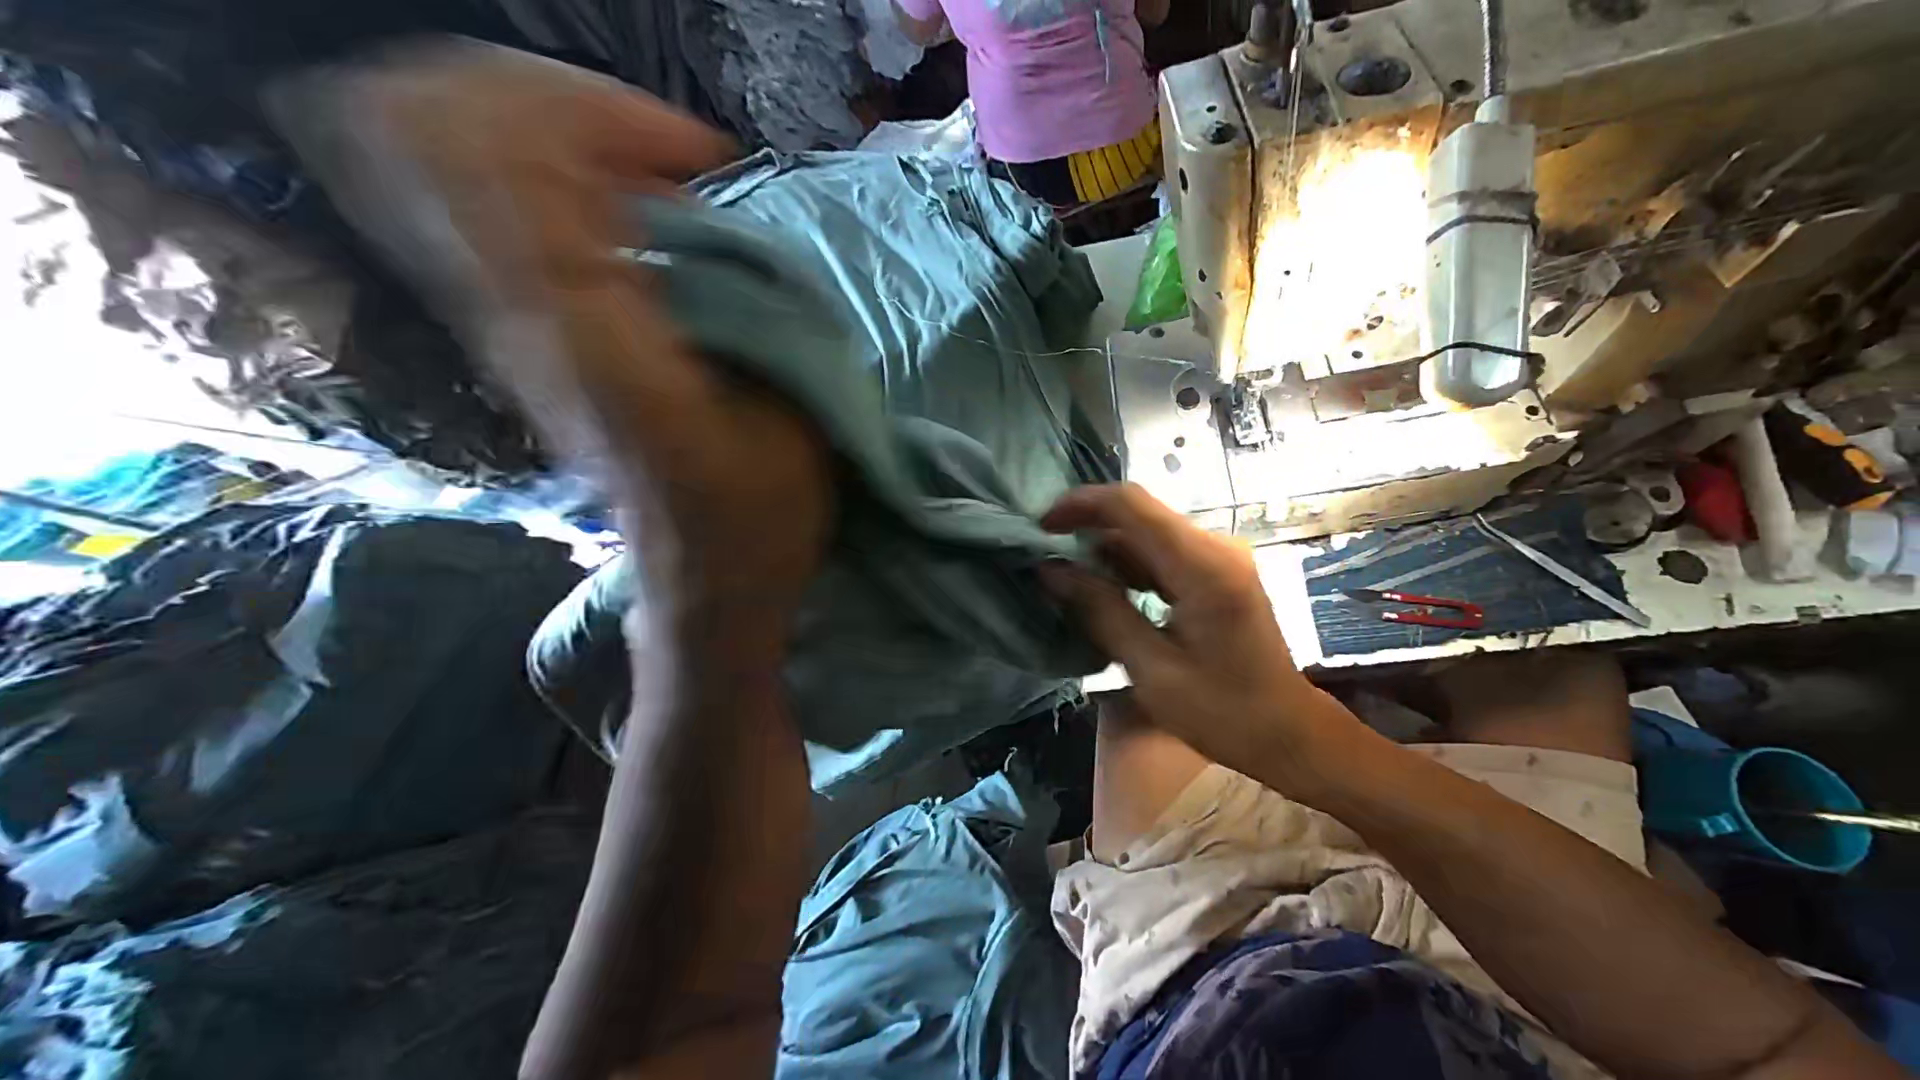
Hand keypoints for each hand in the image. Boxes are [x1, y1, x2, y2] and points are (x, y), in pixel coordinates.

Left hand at [273, 42, 830, 618]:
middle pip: (456, 145)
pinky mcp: (524, 351)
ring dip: (550, 144)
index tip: (703, 165)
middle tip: (667, 160)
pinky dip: (547, 190)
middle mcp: (524, 325)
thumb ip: (752, 311)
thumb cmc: (761, 520)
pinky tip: (623, 218)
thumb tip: (714, 232)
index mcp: (594, 338)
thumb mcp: (788, 418)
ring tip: (649, 179)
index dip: (605, 121)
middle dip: (562, 114)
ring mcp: (511, 337)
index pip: (518, 163)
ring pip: (457, 176)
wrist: (702, 591)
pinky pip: (493, 227)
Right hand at [1041, 484, 1360, 784]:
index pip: (1132, 506)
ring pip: (1147, 532)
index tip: (1040, 527)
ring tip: (1065, 577)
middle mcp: (1215, 548)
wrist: (1288, 732)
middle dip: (1086, 528)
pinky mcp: (1217, 571)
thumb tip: (1049, 571)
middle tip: (1045, 559)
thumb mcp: (1151, 669)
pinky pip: (1162, 552)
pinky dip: (1127, 564)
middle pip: (1138, 514)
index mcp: (1203, 567)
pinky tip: (1102, 590)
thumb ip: (1100, 611)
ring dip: (1104, 549)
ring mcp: (1219, 557)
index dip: (1080, 505)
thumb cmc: (1223, 712)